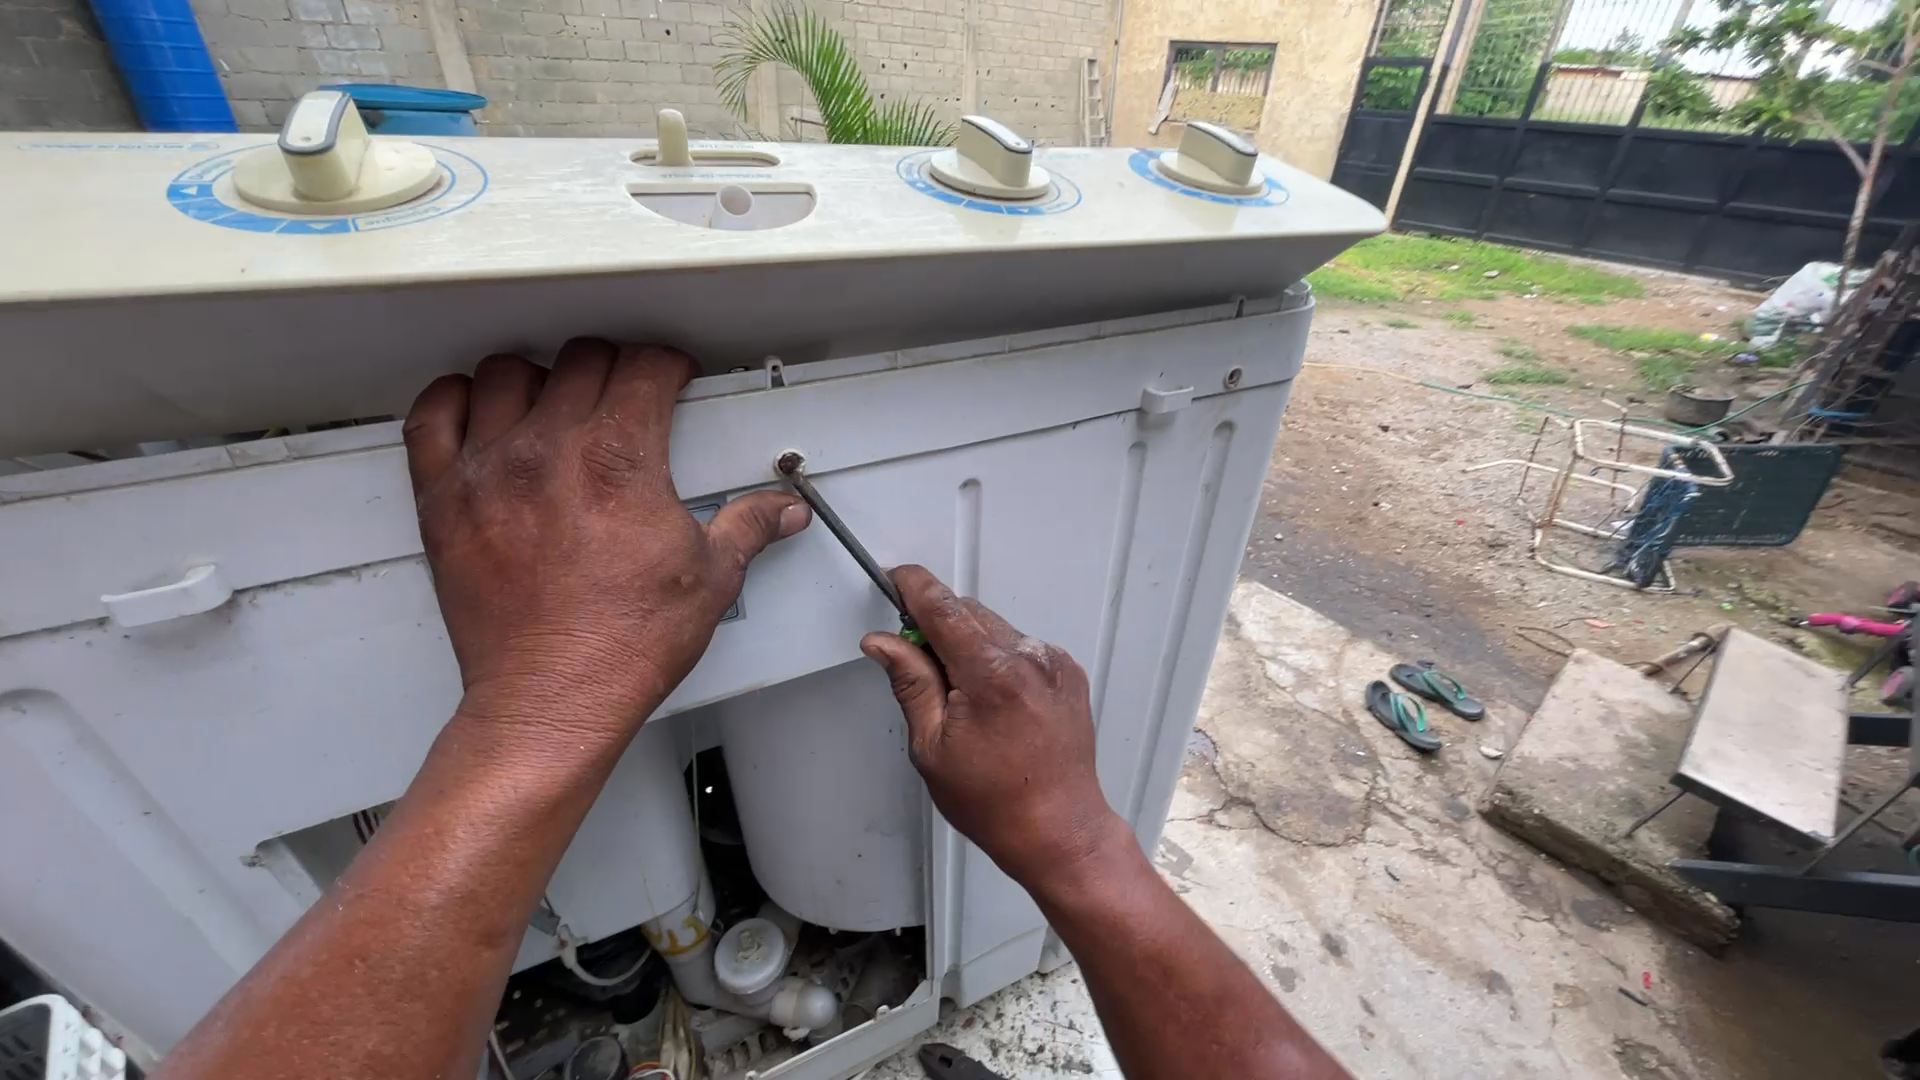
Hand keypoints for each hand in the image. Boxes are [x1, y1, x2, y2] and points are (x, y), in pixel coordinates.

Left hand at [403, 339, 810, 740]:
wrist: (554, 697)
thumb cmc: (628, 641)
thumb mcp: (713, 577)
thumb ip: (751, 525)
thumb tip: (785, 511)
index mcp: (620, 460)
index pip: (644, 367)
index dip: (669, 364)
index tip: (675, 376)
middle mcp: (549, 451)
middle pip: (581, 359)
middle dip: (617, 365)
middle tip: (631, 392)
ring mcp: (488, 471)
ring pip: (506, 373)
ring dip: (543, 377)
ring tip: (562, 401)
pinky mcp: (444, 500)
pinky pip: (433, 415)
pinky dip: (458, 399)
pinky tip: (486, 412)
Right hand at [860, 566, 1123, 887]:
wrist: (1060, 829)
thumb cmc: (996, 802)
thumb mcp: (932, 747)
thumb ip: (910, 682)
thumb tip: (882, 642)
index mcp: (992, 675)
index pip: (943, 607)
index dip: (914, 587)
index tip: (896, 580)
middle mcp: (1030, 658)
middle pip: (968, 612)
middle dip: (936, 625)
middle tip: (918, 662)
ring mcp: (1054, 662)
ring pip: (994, 626)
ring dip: (968, 642)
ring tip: (962, 695)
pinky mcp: (1067, 671)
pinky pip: (1020, 644)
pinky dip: (997, 656)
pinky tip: (993, 698)